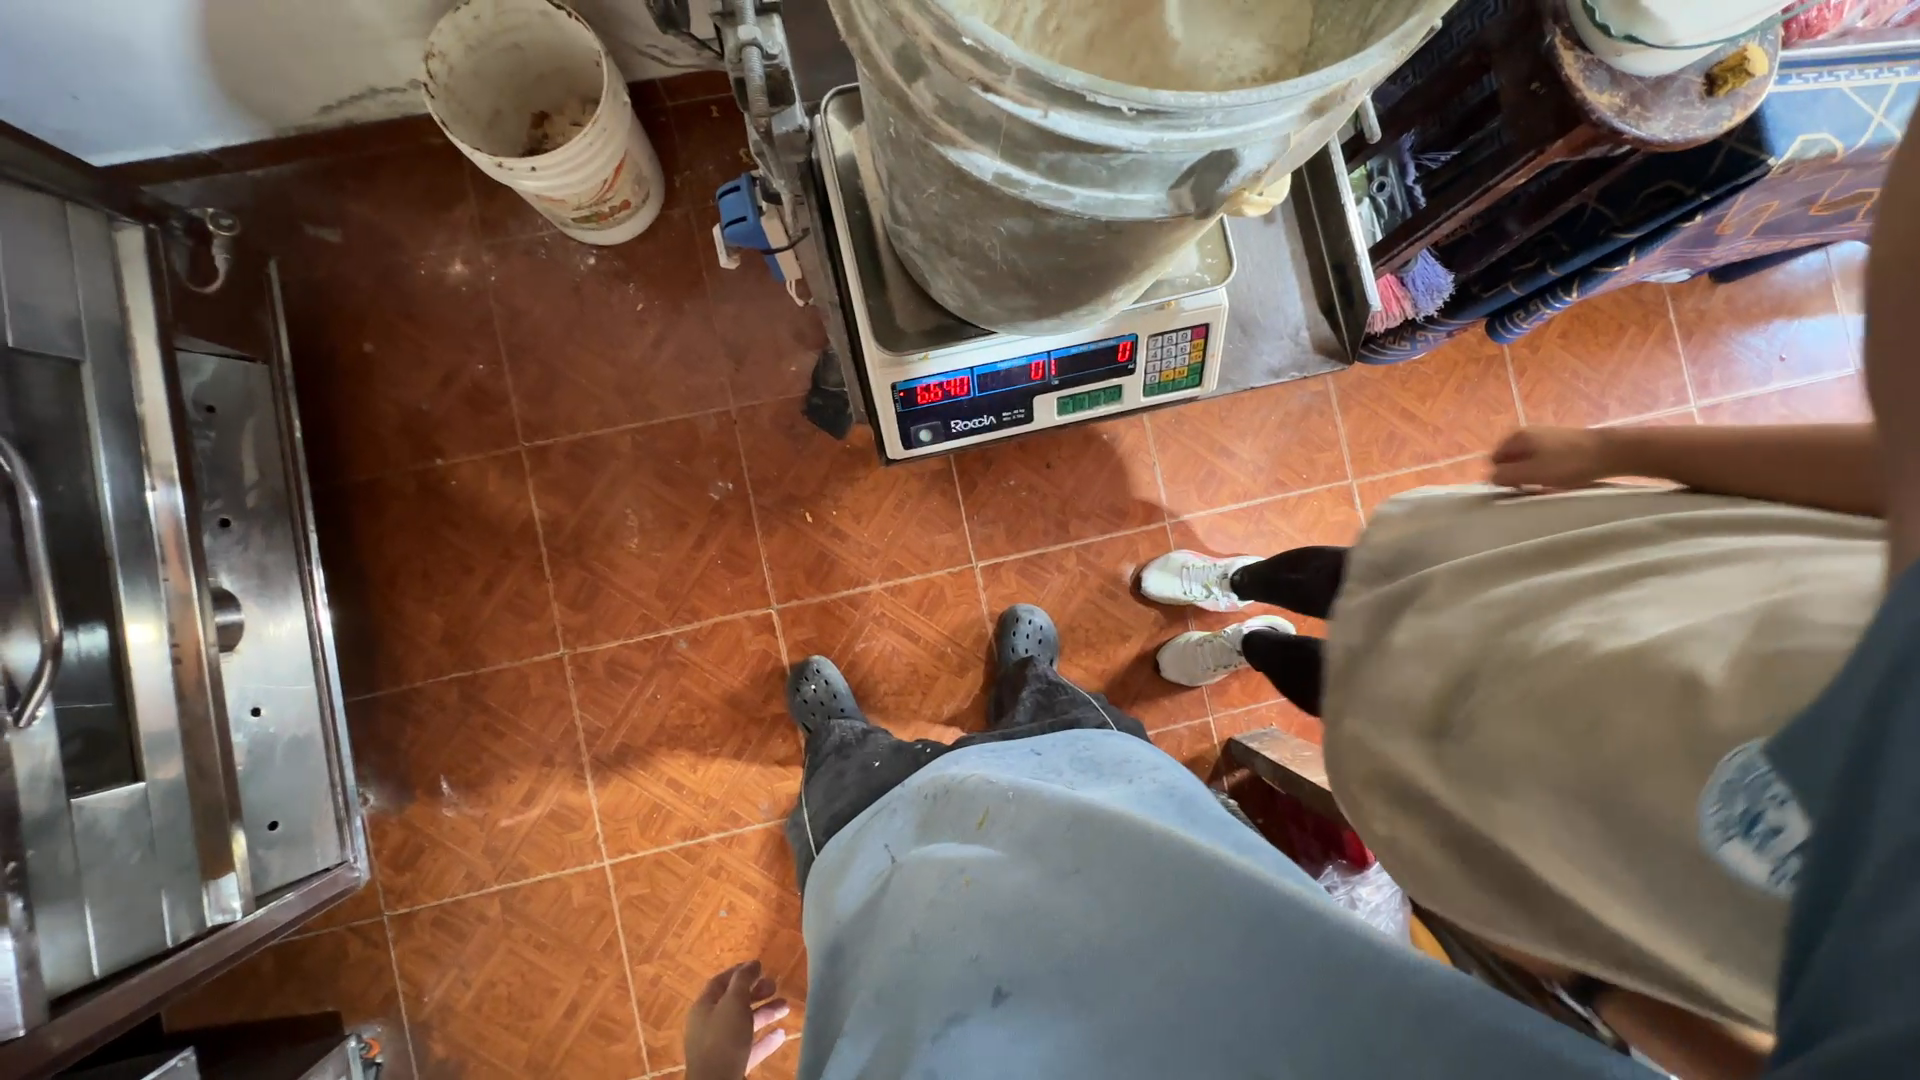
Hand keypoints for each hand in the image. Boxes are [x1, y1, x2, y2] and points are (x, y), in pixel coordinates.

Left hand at [685, 961, 790, 1079]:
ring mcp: (720, 1047)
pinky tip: (781, 1034)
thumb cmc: (723, 1039)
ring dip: (765, 1013)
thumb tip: (752, 963)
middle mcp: (709, 1025)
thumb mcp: (733, 1002)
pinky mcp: (731, 1064)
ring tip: (786, 1007)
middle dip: (756, 992)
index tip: (760, 965)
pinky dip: (765, 1039)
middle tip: (775, 986)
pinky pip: (750, 1047)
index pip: (720, 982)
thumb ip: (743, 980)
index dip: (739, 971)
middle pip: (734, 1002)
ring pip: (744, 1024)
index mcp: (704, 1007)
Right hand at [1489, 427, 1618, 490]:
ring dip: (1535, 474)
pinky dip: (1549, 469)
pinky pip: (1544, 459)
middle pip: (1510, 460)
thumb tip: (1490, 477)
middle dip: (1519, 475)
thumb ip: (1503, 476)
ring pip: (1528, 461)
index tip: (1519, 487)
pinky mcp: (1563, 441)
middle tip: (1535, 486)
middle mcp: (1527, 432)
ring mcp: (1546, 435)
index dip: (1502, 476)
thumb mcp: (1530, 473)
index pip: (1493, 461)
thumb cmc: (1569, 463)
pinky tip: (1563, 476)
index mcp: (1515, 437)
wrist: (1615, 451)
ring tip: (1551, 483)